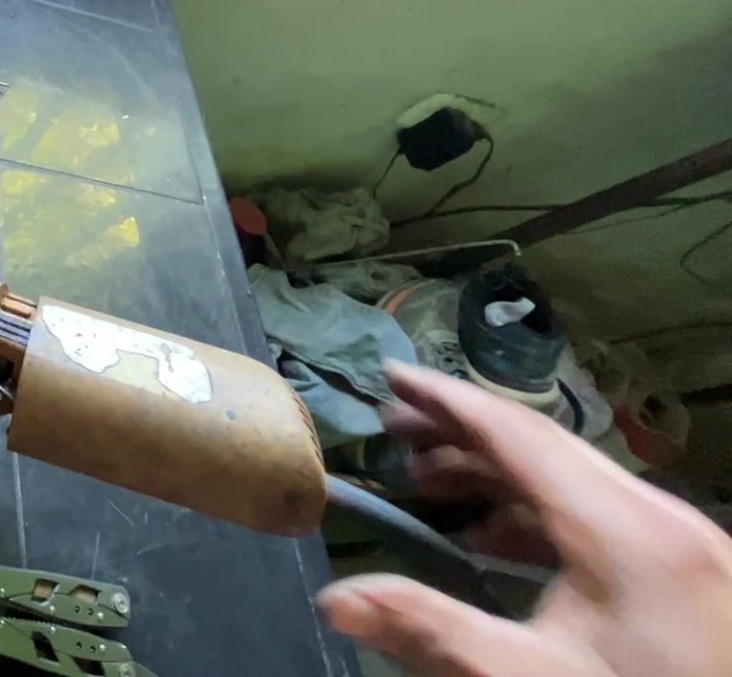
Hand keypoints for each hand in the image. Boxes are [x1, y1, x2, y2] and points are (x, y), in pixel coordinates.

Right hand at [318, 361, 731, 675]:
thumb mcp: (532, 675)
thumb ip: (431, 628)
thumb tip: (331, 600)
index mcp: (623, 530)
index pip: (514, 432)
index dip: (444, 397)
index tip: (388, 372)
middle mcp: (658, 516)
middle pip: (538, 443)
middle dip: (455, 428)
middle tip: (389, 428)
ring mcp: (682, 541)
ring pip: (566, 472)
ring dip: (487, 466)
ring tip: (425, 478)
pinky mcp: (689, 567)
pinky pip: (594, 506)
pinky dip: (529, 502)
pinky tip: (488, 534)